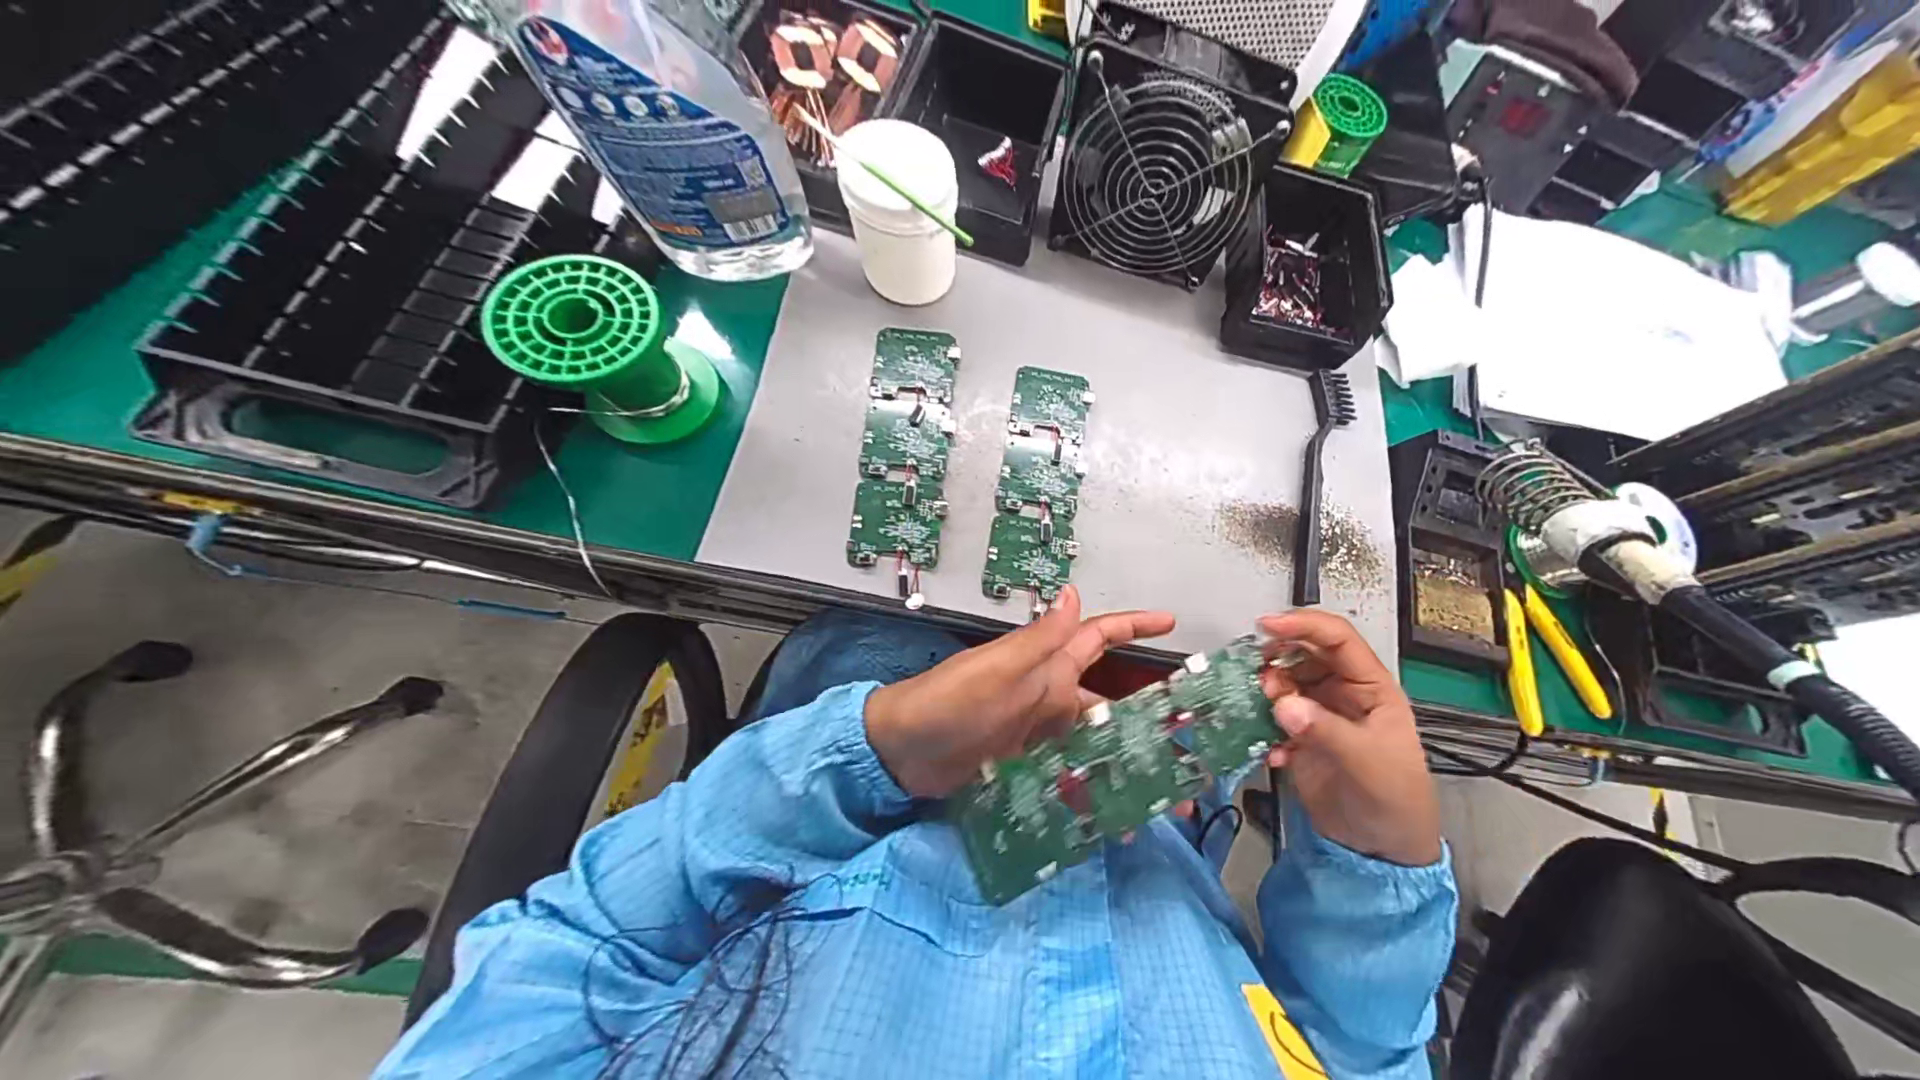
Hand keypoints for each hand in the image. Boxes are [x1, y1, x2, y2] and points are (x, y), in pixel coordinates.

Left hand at [864, 586, 1175, 797]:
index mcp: (1046, 667)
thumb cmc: (947, 703)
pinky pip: (1072, 777)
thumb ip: (1039, 639)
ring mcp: (1040, 734)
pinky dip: (1094, 794)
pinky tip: (1116, 821)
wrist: (902, 754)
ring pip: (1098, 745)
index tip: (1170, 623)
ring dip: (1130, 767)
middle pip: (1112, 702)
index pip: (1098, 636)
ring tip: (1167, 798)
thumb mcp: (996, 669)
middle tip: (1192, 744)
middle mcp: (1050, 697)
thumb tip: (1071, 592)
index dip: (1133, 626)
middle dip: (1151, 719)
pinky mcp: (1029, 766)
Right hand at [1259, 610, 1441, 866]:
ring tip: (1264, 711)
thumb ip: (1326, 730)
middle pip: (1301, 654)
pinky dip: (1262, 726)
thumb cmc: (1395, 800)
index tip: (1267, 625)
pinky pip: (1269, 715)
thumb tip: (1283, 703)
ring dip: (1265, 692)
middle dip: (1276, 659)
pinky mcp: (1295, 734)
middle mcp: (1340, 692)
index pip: (1337, 638)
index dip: (1303, 624)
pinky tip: (1272, 751)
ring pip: (1281, 681)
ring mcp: (1316, 712)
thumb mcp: (1368, 762)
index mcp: (1370, 687)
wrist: (1378, 849)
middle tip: (1256, 673)